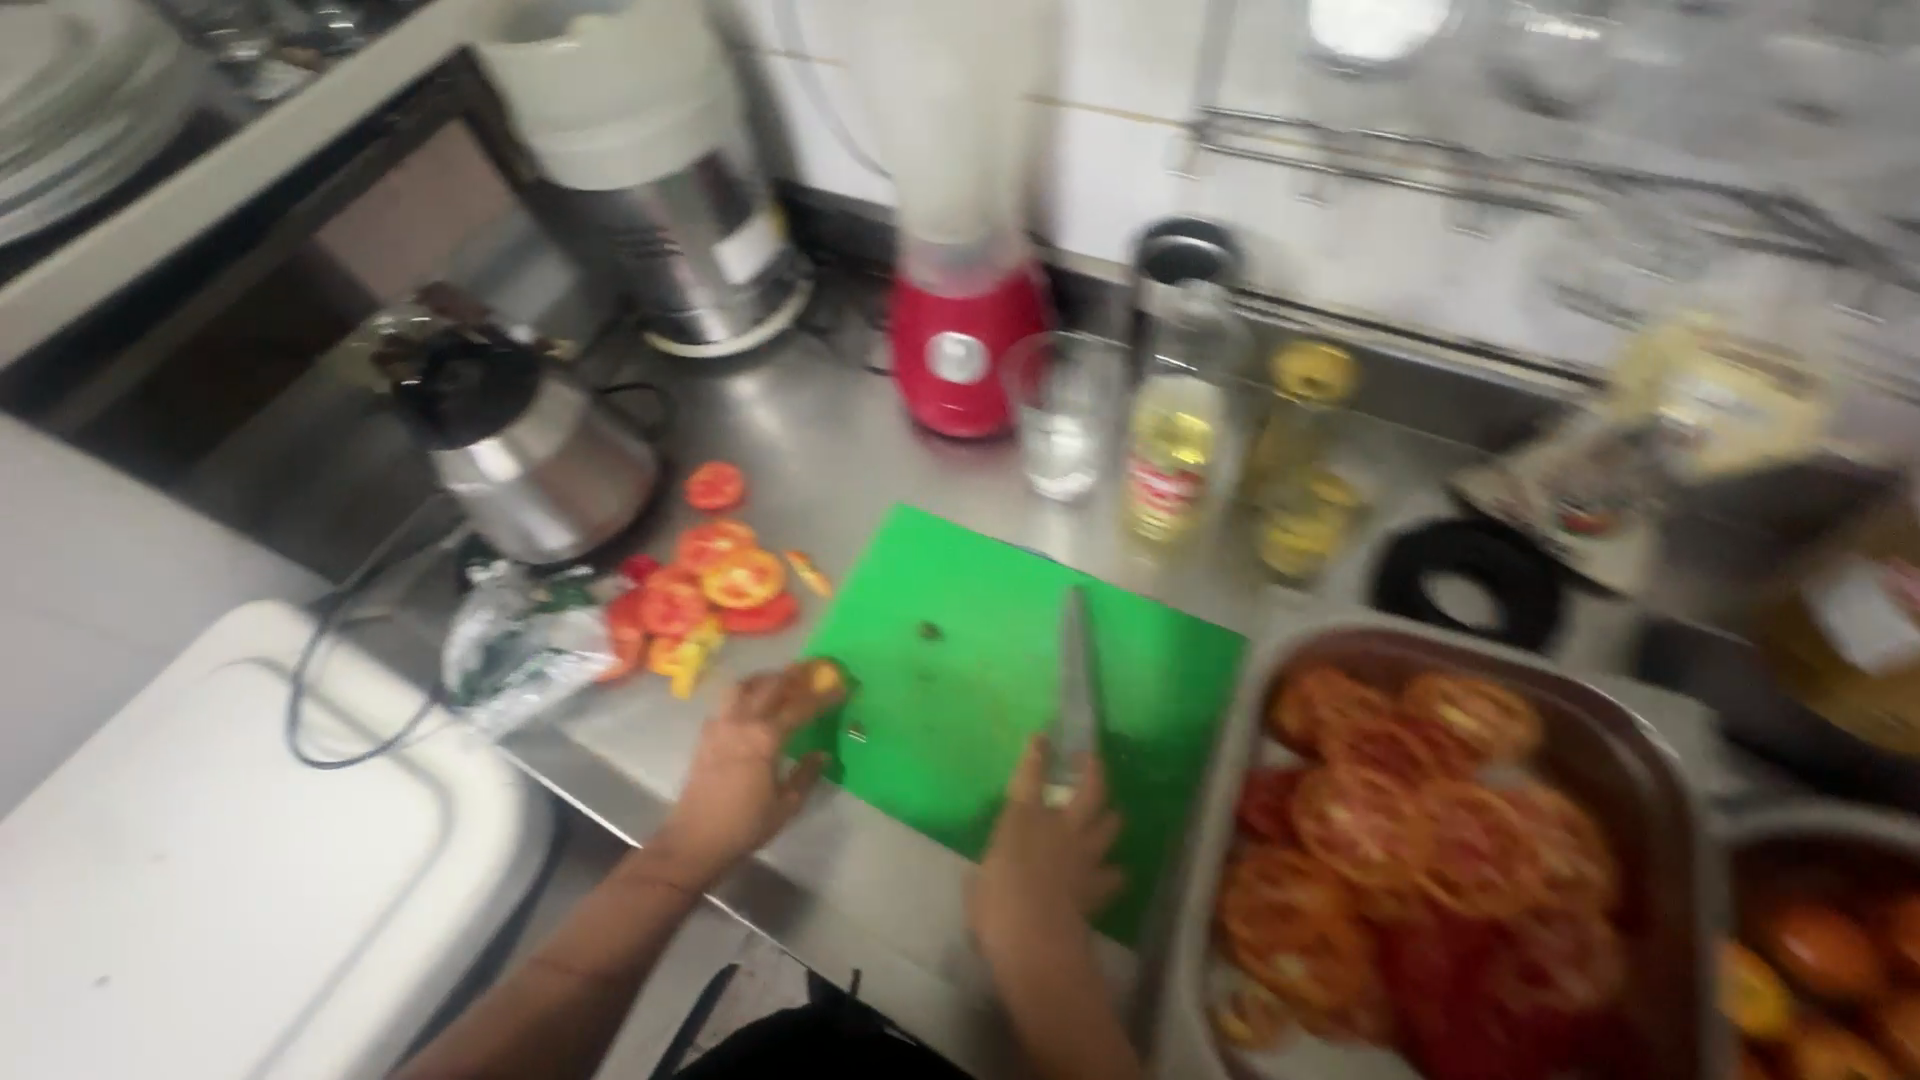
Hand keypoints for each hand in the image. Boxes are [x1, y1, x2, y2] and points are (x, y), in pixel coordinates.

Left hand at [650, 661, 842, 890]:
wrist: (694, 841)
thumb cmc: (744, 825)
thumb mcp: (786, 805)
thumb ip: (806, 775)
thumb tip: (822, 754)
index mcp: (765, 738)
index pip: (801, 707)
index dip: (824, 696)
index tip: (842, 687)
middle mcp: (742, 723)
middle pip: (770, 685)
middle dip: (793, 675)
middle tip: (812, 672)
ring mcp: (719, 726)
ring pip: (743, 686)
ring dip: (764, 679)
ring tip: (779, 683)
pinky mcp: (705, 735)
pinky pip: (726, 703)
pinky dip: (743, 696)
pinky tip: (751, 708)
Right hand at [970, 735, 1124, 966]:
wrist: (1034, 940)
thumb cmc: (994, 906)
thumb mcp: (980, 881)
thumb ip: (991, 869)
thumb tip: (994, 873)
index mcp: (1023, 819)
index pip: (1030, 775)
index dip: (1037, 753)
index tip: (1042, 738)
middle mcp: (1060, 828)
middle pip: (1090, 789)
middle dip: (1093, 769)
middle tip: (1091, 759)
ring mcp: (1084, 855)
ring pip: (1111, 824)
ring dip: (1111, 818)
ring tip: (1109, 815)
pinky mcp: (1098, 886)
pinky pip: (1114, 875)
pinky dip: (1114, 873)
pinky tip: (1111, 874)